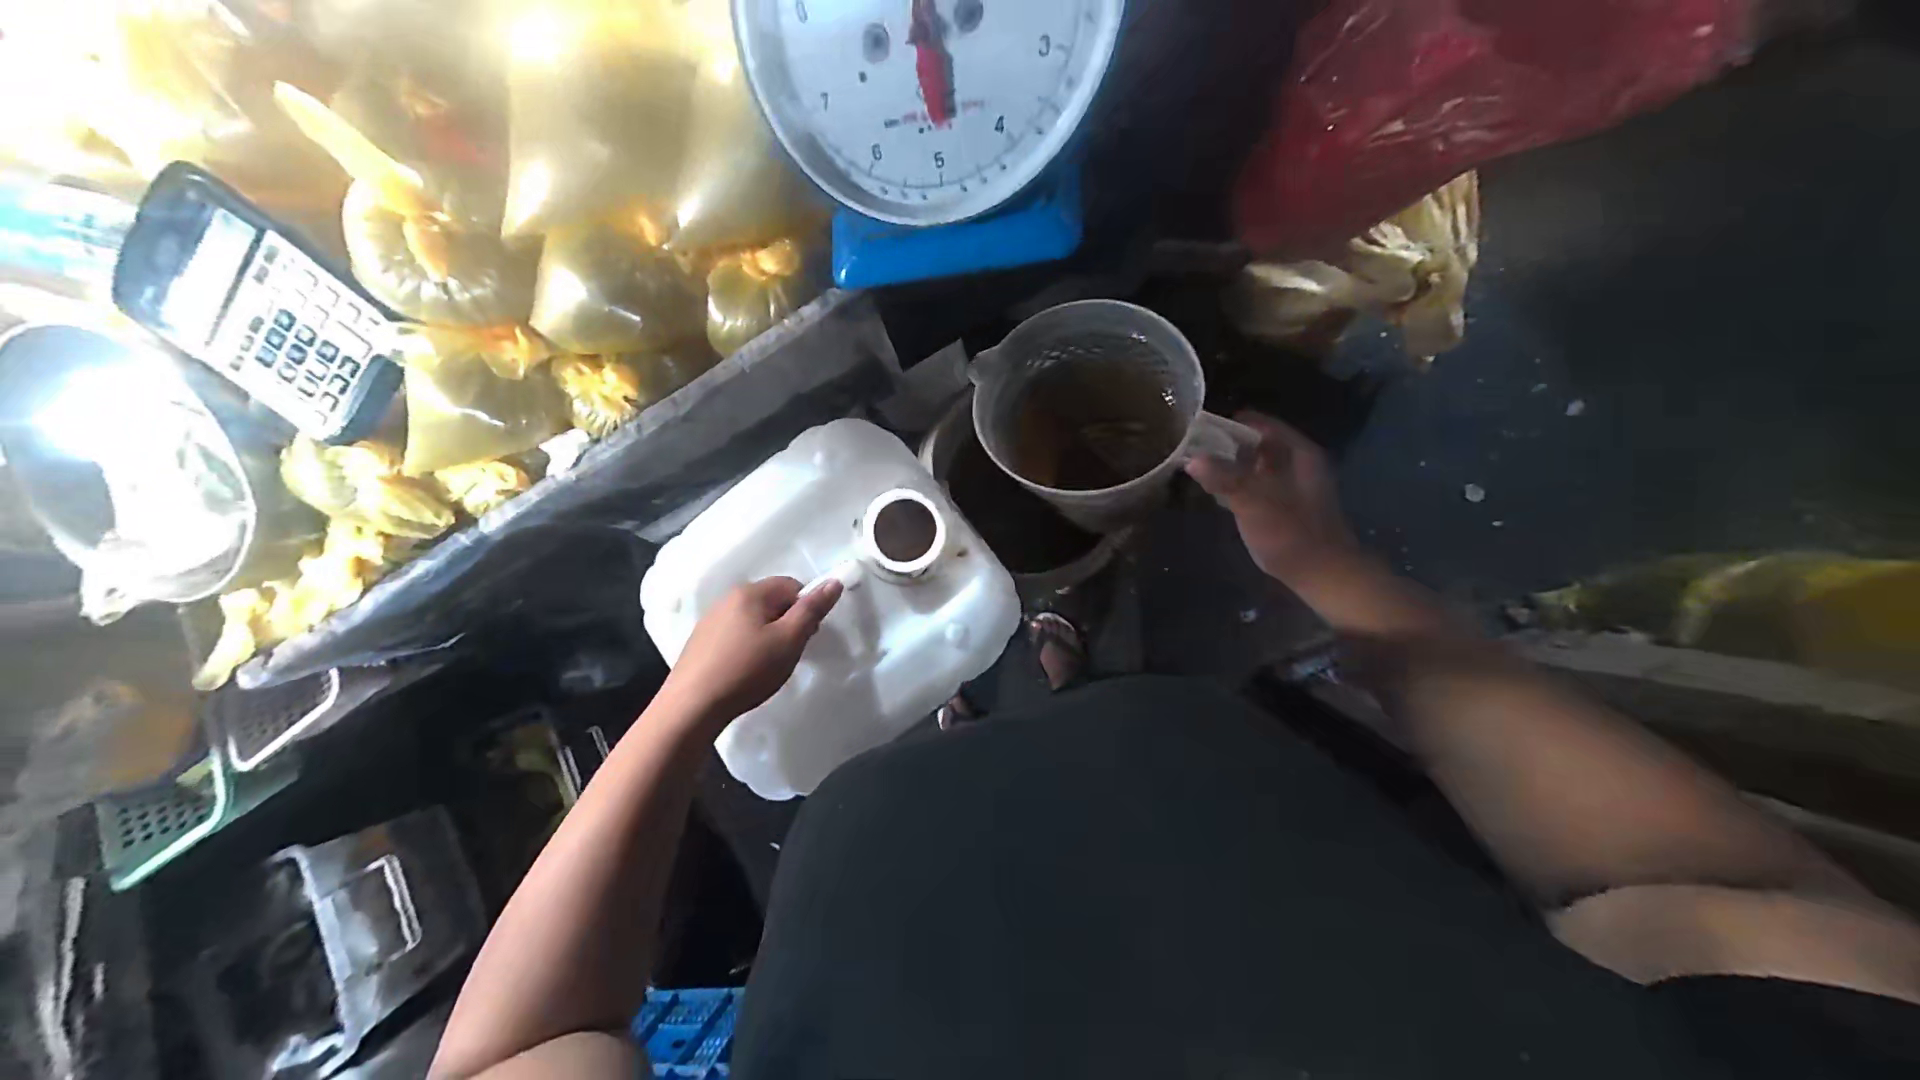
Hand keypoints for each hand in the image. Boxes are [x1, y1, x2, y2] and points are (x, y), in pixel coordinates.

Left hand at [659, 577, 842, 724]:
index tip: (806, 637)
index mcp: (750, 592)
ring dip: (768, 635)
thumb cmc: (747, 670)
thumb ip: (812, 610)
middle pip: (772, 601)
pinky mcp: (701, 641)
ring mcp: (711, 619)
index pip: (792, 585)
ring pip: (754, 618)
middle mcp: (728, 598)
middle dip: (787, 622)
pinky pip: (736, 633)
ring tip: (766, 665)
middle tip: (788, 653)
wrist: (692, 707)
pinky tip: (744, 670)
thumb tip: (833, 582)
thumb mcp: (789, 640)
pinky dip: (748, 646)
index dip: (806, 609)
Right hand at [1184, 412, 1357, 586]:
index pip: (1261, 424)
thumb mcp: (1255, 503)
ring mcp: (1291, 486)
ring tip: (1197, 467)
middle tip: (1191, 448)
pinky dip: (1237, 484)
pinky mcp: (1283, 506)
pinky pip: (1255, 484)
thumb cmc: (1292, 534)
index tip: (1199, 427)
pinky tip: (1216, 492)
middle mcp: (1297, 463)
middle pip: (1257, 443)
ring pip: (1255, 465)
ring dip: (1229, 465)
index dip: (1231, 423)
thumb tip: (1191, 458)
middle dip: (1226, 445)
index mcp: (1299, 453)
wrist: (1322, 575)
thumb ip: (1224, 478)